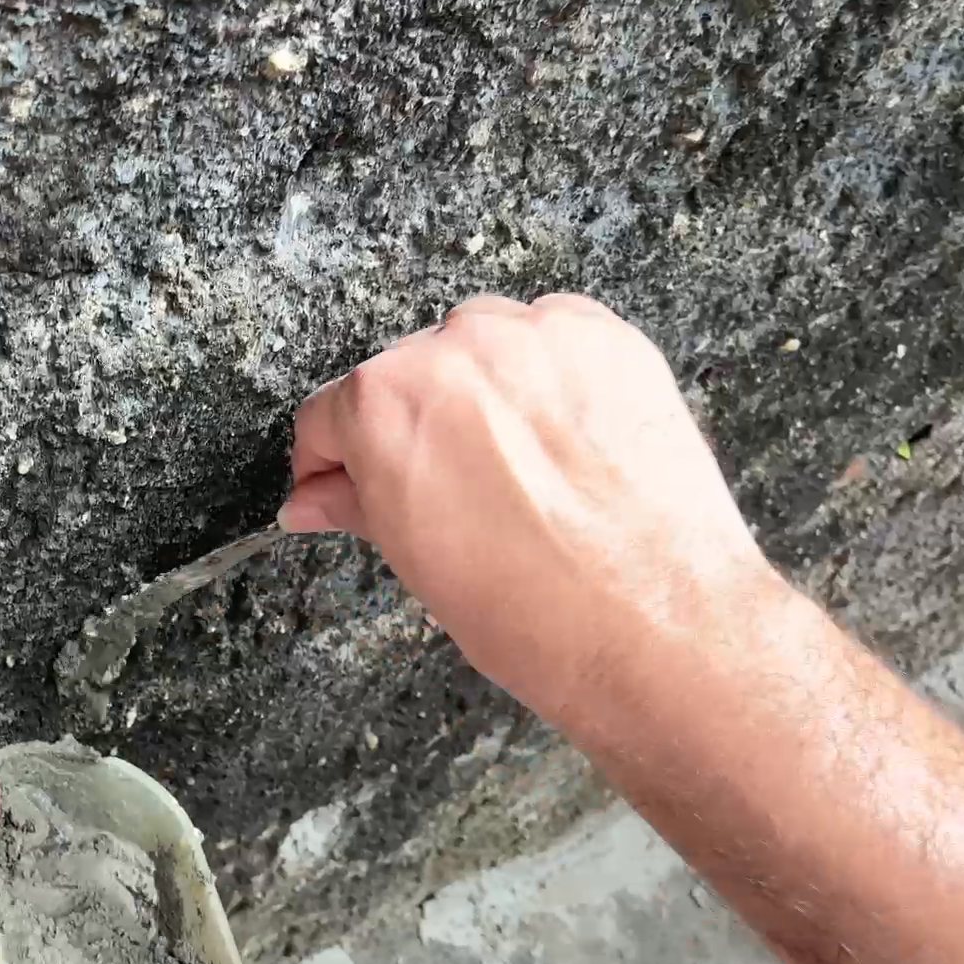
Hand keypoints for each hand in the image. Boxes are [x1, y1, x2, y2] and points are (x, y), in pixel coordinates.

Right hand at [278, 293, 778, 714]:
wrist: (655, 628)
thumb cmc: (523, 607)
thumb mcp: (408, 552)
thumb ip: (349, 501)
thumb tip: (308, 500)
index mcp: (381, 404)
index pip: (325, 414)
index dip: (328, 458)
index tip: (342, 479)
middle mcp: (449, 351)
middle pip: (395, 377)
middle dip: (401, 426)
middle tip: (431, 481)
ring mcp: (532, 338)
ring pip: (466, 344)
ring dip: (466, 388)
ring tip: (497, 454)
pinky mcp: (604, 339)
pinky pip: (541, 334)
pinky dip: (533, 372)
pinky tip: (546, 431)